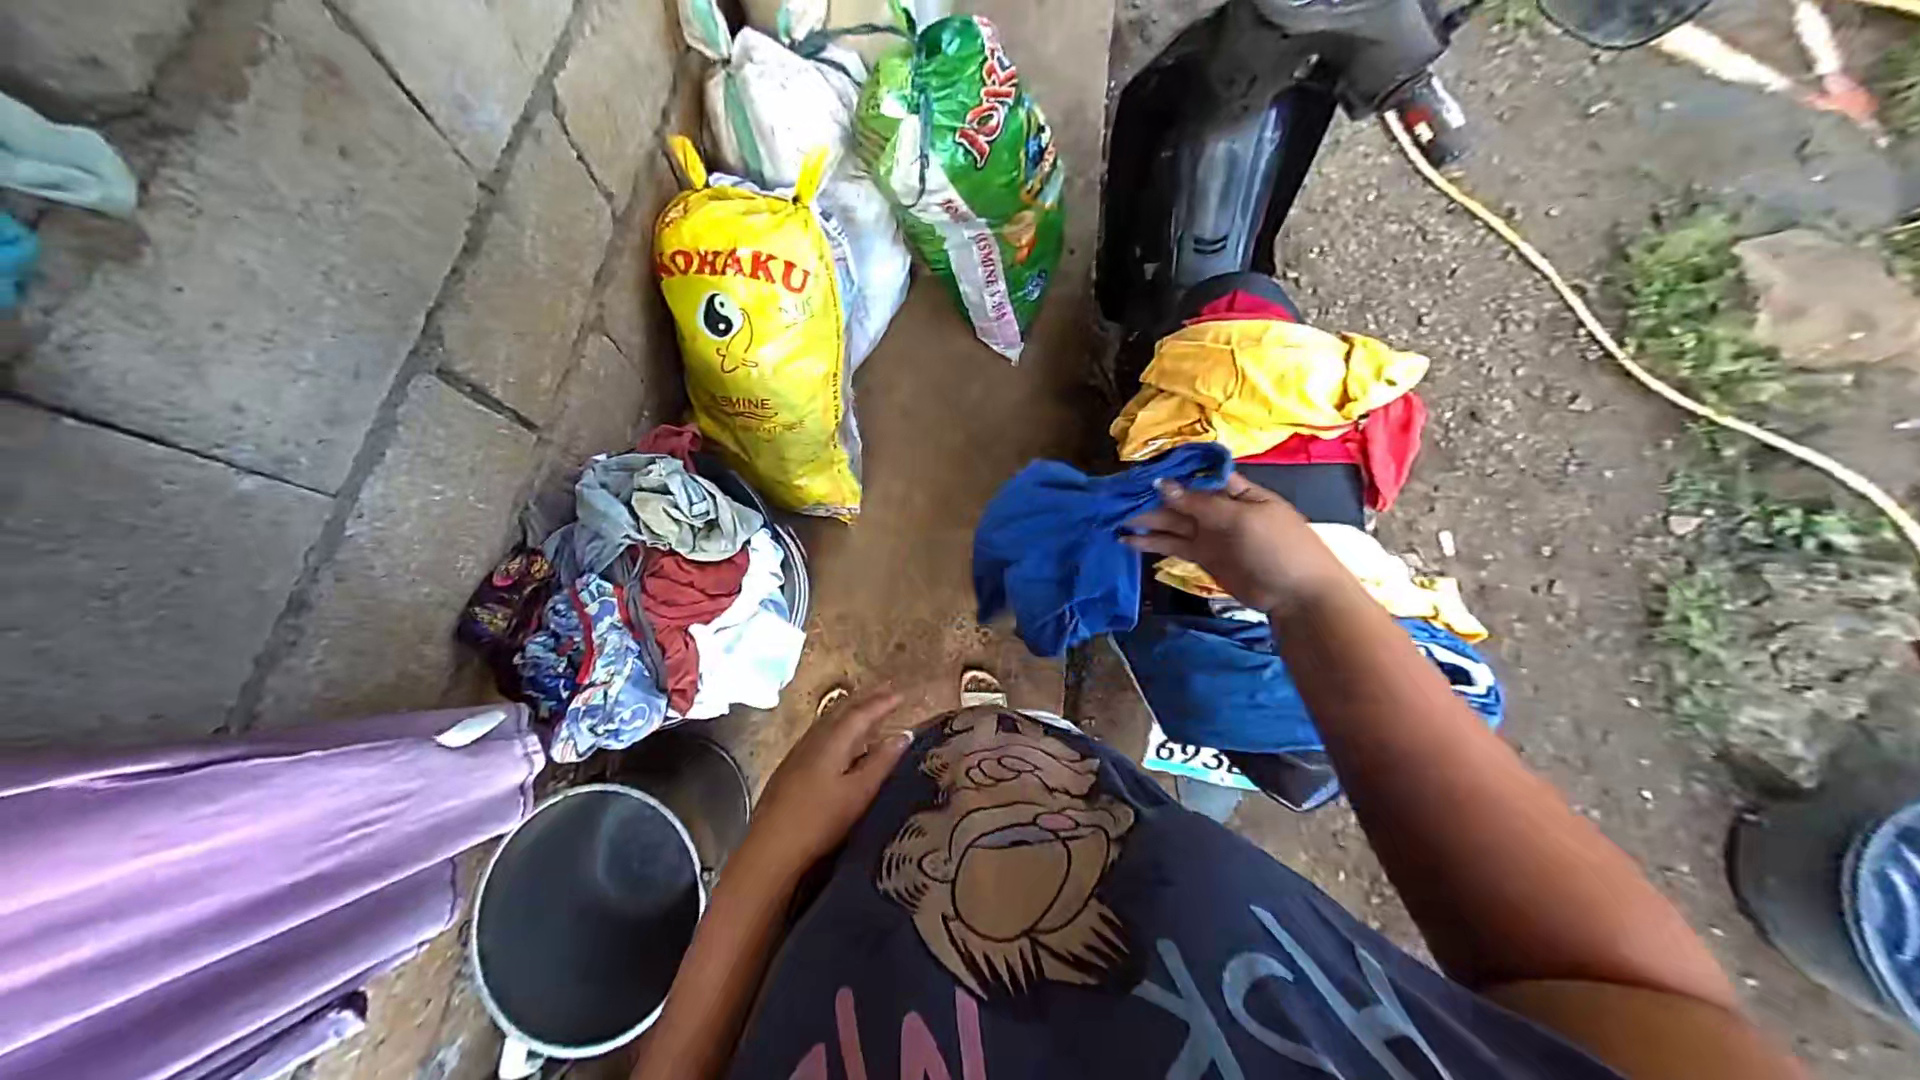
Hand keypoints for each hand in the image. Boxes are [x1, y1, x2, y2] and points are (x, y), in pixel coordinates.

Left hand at [734, 691, 913, 885]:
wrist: (770, 847)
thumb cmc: (820, 819)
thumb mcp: (859, 792)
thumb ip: (882, 761)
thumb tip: (904, 734)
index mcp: (833, 741)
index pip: (862, 713)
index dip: (883, 703)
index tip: (902, 694)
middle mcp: (814, 739)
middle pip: (843, 711)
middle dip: (866, 700)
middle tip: (887, 691)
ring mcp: (799, 752)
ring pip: (829, 720)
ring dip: (851, 711)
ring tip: (867, 708)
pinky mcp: (790, 766)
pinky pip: (820, 733)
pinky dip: (838, 726)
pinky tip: (840, 738)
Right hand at [1125, 472, 1351, 617]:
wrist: (1297, 595)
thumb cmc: (1278, 547)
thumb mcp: (1241, 518)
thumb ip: (1199, 503)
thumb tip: (1161, 485)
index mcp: (1234, 491)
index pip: (1196, 476)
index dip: (1170, 473)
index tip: (1138, 472)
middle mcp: (1219, 509)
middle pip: (1179, 499)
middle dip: (1150, 497)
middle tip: (1117, 497)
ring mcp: (1210, 534)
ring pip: (1172, 523)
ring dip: (1146, 520)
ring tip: (1115, 518)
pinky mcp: (1202, 556)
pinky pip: (1173, 545)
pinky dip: (1151, 543)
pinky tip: (1128, 540)